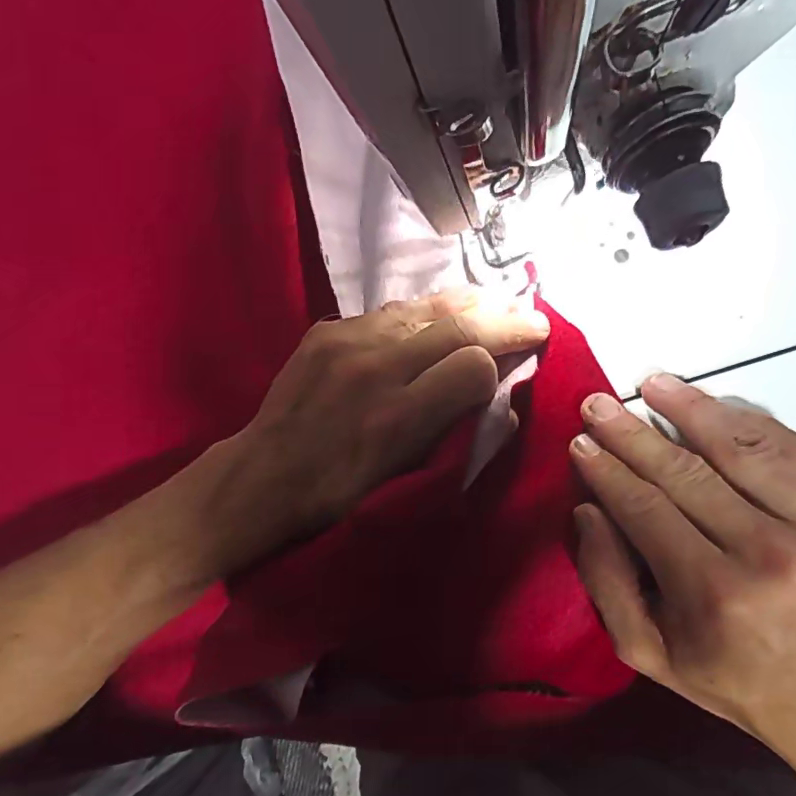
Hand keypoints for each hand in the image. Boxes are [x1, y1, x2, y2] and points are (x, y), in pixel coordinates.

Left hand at [207, 287, 549, 566]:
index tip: (530, 348)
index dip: (507, 353)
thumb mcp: (406, 472)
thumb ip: (454, 426)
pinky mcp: (325, 330)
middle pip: (455, 324)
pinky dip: (417, 316)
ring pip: (421, 308)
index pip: (473, 364)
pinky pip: (385, 314)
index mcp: (398, 417)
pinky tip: (431, 320)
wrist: (265, 473)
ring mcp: (346, 342)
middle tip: (530, 316)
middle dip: (501, 318)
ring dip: (462, 305)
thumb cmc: (340, 491)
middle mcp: (375, 368)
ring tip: (491, 304)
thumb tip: (497, 387)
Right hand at [568, 373, 795, 784]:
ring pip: (745, 450)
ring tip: (654, 383)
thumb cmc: (734, 682)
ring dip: (693, 409)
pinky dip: (754, 424)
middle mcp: (773, 554)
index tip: (581, 441)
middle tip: (599, 402)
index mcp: (716, 593)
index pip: (647, 508)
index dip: (609, 470)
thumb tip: (589, 510)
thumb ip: (607, 582)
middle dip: (634, 433)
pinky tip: (717, 408)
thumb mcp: (648, 652)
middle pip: (688, 472)